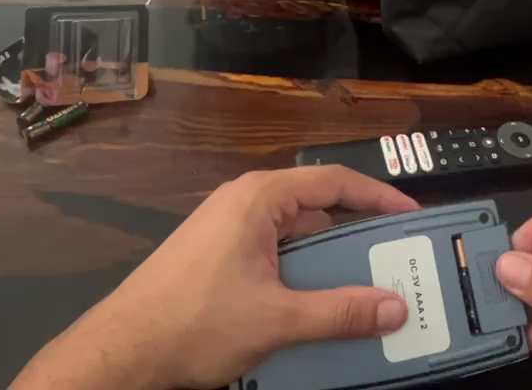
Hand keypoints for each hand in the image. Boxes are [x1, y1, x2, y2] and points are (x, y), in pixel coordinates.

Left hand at [11, 166, 419, 389]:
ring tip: (364, 281)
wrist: (121, 350)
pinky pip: (274, 247)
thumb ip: (339, 311)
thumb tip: (395, 307)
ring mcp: (229, 222)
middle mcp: (247, 198)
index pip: (334, 181)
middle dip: (356, 228)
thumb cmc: (196, 322)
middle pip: (316, 203)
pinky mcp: (219, 248)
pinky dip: (302, 267)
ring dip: (328, 253)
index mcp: (261, 196)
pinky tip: (316, 297)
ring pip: (295, 229)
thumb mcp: (276, 320)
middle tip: (394, 254)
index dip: (377, 196)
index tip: (410, 215)